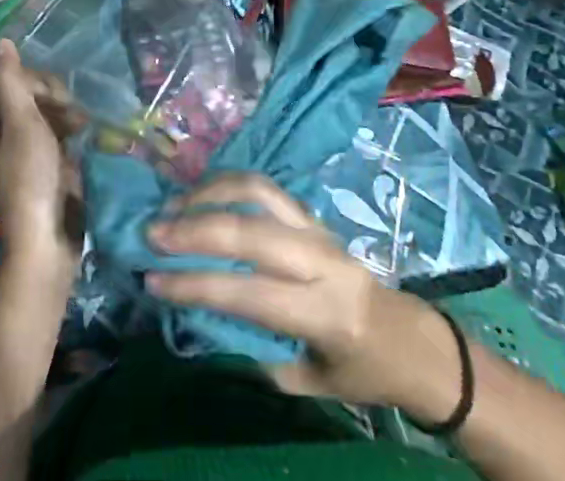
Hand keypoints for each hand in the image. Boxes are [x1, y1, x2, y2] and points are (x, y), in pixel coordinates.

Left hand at [0, 41, 85, 270]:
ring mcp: (20, 149)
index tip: (58, 99)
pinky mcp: (41, 164)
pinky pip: (54, 132)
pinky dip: (68, 131)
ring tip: (82, 129)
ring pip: (42, 112)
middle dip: (52, 98)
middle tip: (73, 115)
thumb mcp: (20, 122)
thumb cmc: (32, 177)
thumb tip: (1, 42)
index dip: (36, 82)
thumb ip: (9, 80)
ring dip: (64, 114)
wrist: (49, 239)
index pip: (9, 79)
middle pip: (26, 94)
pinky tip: (82, 138)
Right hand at [146, 172, 464, 421]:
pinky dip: (226, 184)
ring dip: (208, 196)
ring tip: (171, 206)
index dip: (195, 285)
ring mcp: (319, 232)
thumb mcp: (309, 381)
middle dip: (195, 231)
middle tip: (152, 234)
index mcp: (327, 315)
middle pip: (251, 233)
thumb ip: (254, 351)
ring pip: (257, 195)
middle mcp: (324, 265)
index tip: (152, 282)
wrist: (412, 341)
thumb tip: (194, 320)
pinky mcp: (313, 217)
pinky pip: (264, 188)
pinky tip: (198, 194)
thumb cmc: (360, 371)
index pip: (250, 293)